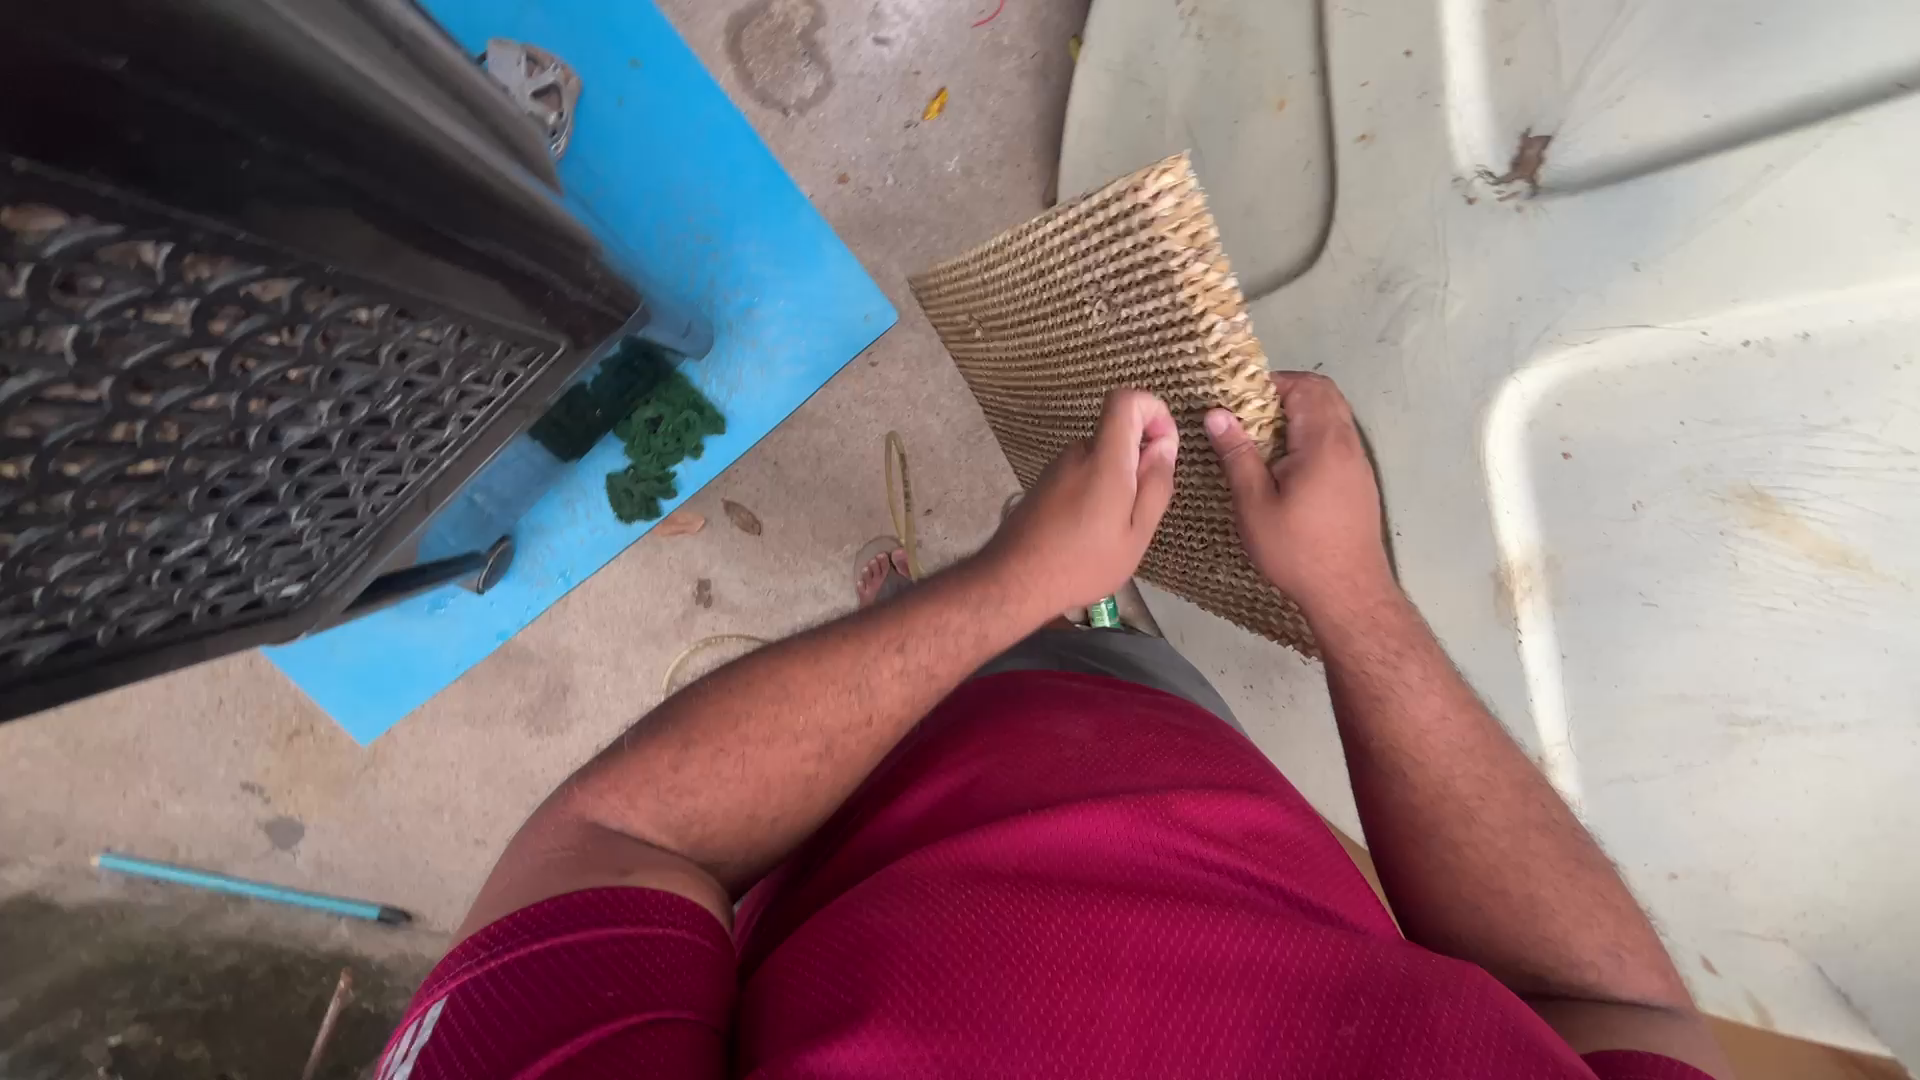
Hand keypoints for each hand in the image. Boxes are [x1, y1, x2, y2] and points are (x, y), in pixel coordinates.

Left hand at [984, 388, 1177, 616]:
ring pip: (1099, 458)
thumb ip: (1156, 486)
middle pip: (1116, 433)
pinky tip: (1089, 533)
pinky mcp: (1043, 485)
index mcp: (1104, 460)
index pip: (1126, 400)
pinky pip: (1081, 474)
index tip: (1164, 448)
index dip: (1153, 411)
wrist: (1014, 581)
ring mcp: (1055, 468)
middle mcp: (1076, 453)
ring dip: (1116, 482)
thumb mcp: (1136, 534)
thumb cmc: (1082, 564)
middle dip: (1138, 460)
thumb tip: (1166, 446)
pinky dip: (1095, 492)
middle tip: (1140, 510)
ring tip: (1113, 529)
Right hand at [1203, 372, 1394, 616]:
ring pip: (1332, 417)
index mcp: (1322, 442)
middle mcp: (1347, 444)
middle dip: (1284, 394)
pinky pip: (1335, 439)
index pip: (1305, 386)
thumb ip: (1237, 455)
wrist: (1348, 592)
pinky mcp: (1358, 481)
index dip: (1270, 383)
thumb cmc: (1296, 549)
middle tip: (1247, 416)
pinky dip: (1309, 436)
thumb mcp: (1254, 504)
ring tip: (1260, 441)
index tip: (1238, 400)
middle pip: (1323, 394)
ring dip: (1297, 415)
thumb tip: (1217, 414)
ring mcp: (1358, 462)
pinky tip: (1284, 466)